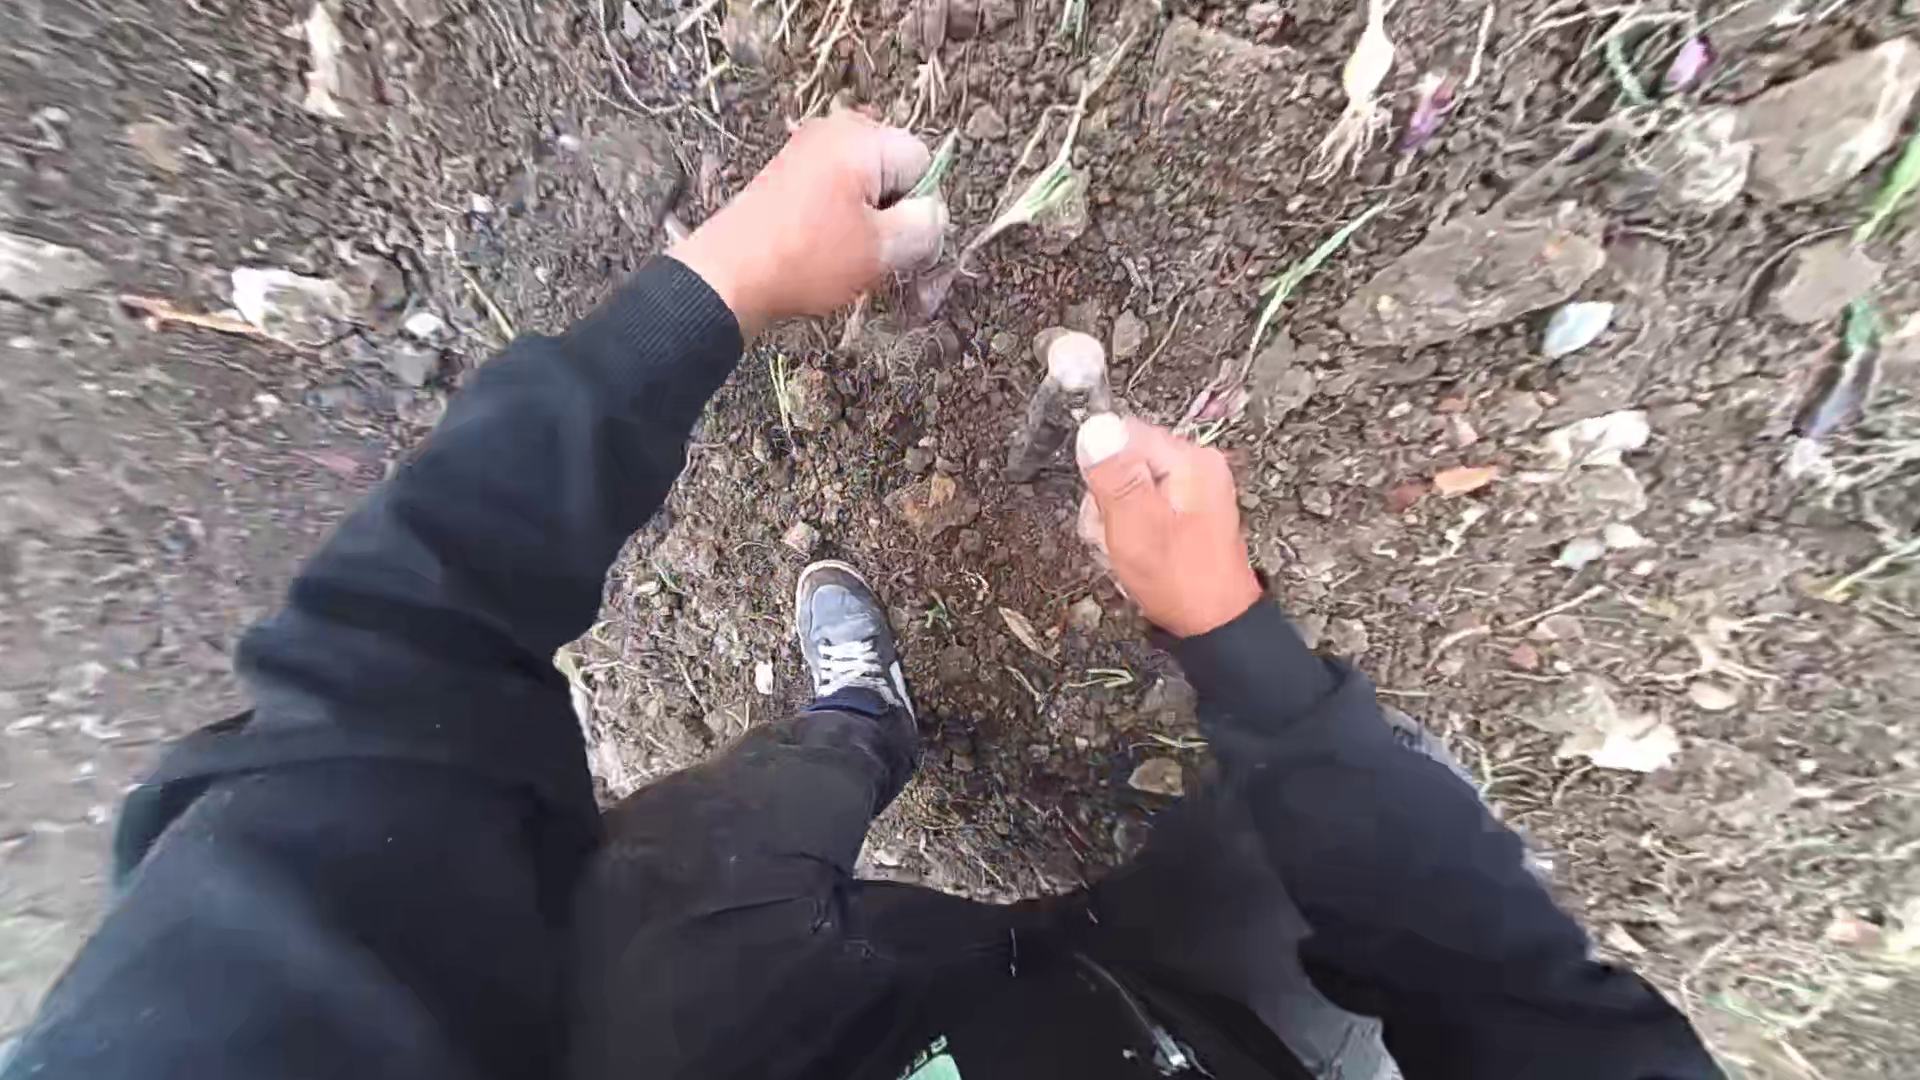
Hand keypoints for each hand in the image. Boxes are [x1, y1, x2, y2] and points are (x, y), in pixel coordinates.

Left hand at [668, 112, 947, 335]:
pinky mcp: (793, 179)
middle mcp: (836, 132)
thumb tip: (937, 215)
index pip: (923, 163)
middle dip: (897, 218)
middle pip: (896, 175)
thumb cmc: (810, 259)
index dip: (923, 208)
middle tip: (876, 257)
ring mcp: (810, 152)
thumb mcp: (882, 248)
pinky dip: (845, 227)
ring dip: (872, 229)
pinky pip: (841, 198)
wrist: (733, 276)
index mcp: (862, 138)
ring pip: (869, 192)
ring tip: (850, 261)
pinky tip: (829, 255)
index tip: (903, 245)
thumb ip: (924, 226)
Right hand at [1076, 414, 1263, 637]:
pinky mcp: (1183, 509)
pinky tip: (1134, 550)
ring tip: (1127, 547)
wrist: (1211, 623)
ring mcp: (1189, 489)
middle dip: (1106, 500)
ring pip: (1126, 486)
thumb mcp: (1137, 526)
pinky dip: (1128, 528)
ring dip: (1113, 519)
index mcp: (1189, 462)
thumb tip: (1095, 428)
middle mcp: (1194, 468)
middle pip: (1123, 461)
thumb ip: (1115, 476)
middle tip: (1117, 532)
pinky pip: (1139, 505)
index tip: (1106, 505)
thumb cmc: (1180, 580)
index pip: (1123, 436)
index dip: (1102, 472)